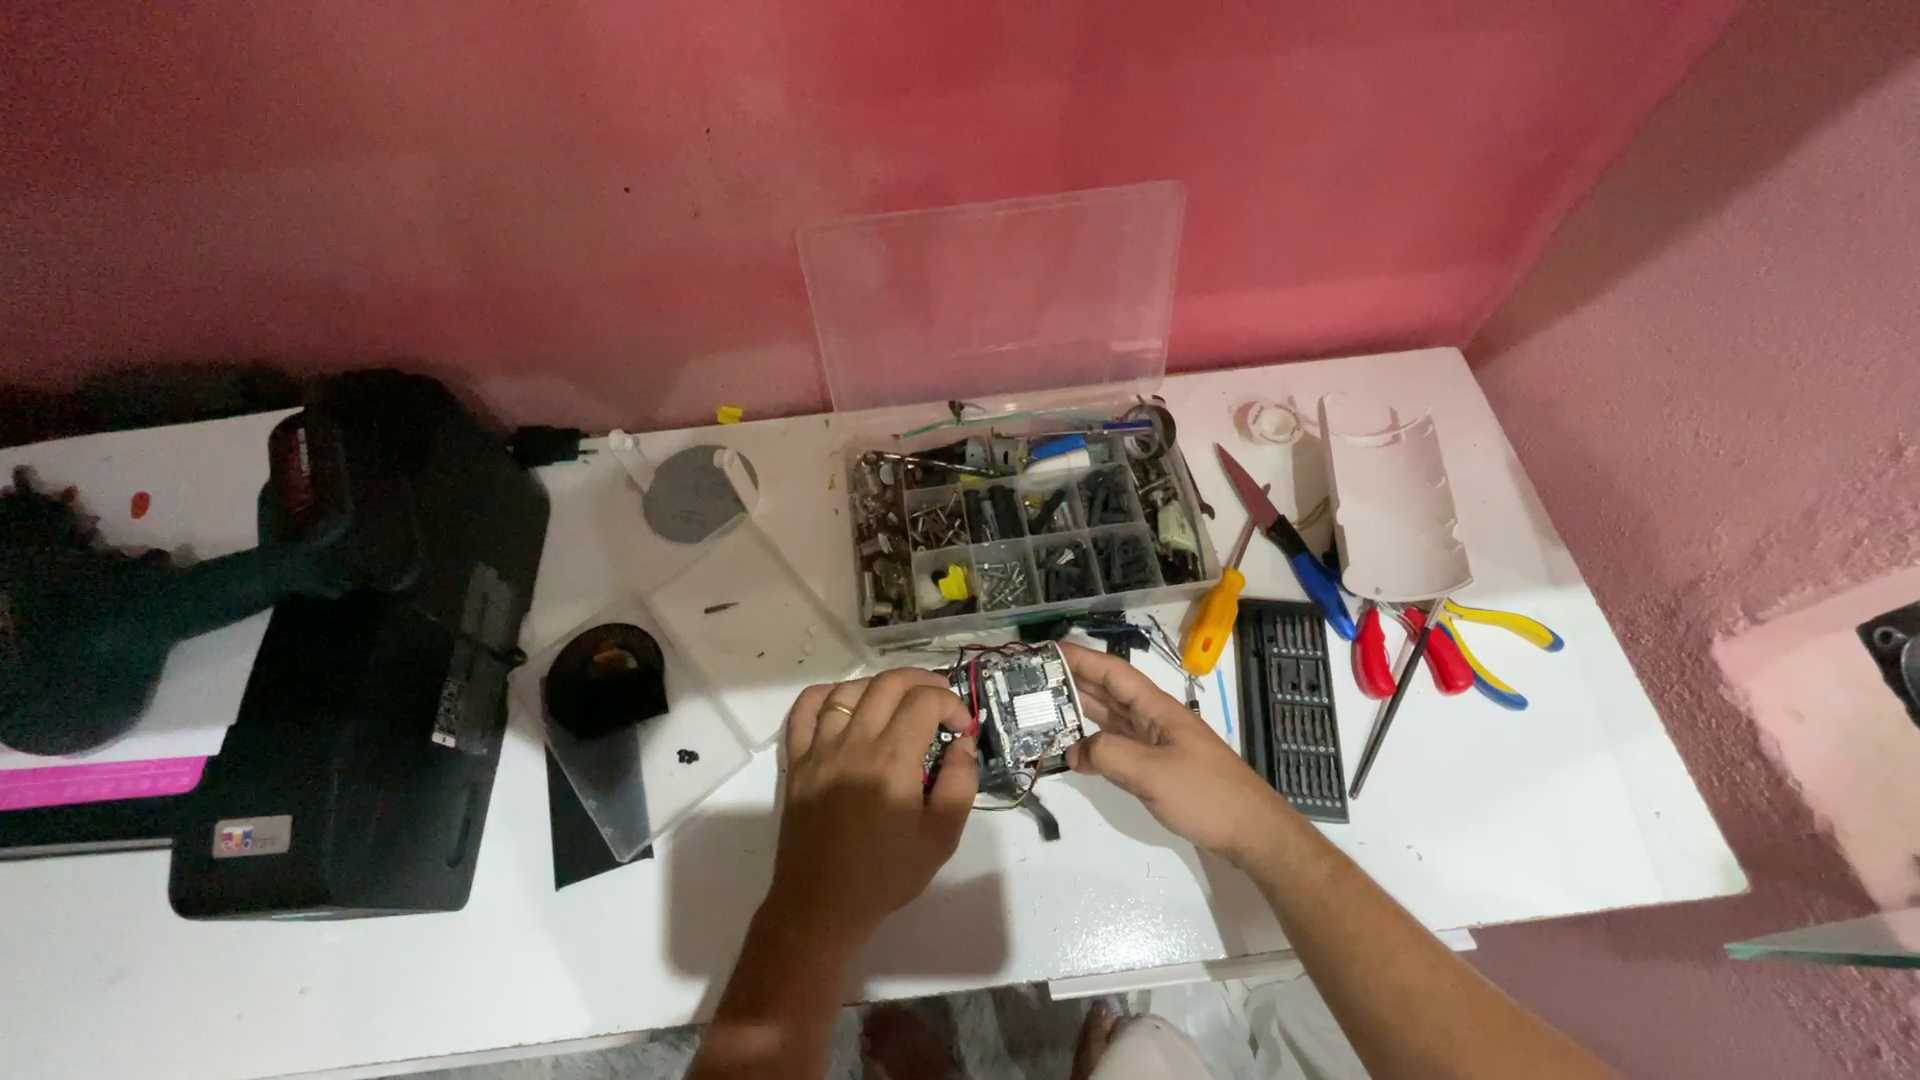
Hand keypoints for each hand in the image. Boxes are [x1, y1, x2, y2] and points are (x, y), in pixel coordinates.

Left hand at [768, 669, 978, 946]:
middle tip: (940, 700)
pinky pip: (805, 710)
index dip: (952, 704)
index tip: (962, 729)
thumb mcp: (941, 838)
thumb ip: (960, 784)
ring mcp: (820, 749)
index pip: (925, 701)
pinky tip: (847, 702)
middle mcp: (855, 744)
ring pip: (849, 690)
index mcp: (892, 761)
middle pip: (889, 683)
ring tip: (900, 700)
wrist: (822, 905)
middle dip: (922, 681)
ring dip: (881, 685)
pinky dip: (827, 695)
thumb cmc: (886, 875)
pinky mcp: (797, 761)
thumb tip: (963, 744)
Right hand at [1061, 642, 1290, 862]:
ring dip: (1081, 710)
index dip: (1081, 658)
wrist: (1252, 832)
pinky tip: (1075, 748)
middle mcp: (1154, 719)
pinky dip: (1094, 743)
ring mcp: (1156, 743)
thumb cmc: (1206, 795)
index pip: (1113, 672)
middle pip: (1109, 691)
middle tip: (1034, 679)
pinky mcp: (1157, 767)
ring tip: (1045, 707)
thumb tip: (1072, 751)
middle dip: (1074, 680)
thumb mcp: (1152, 773)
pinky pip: (1118, 744)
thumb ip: (1108, 755)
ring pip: (1111, 717)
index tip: (1048, 650)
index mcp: (1157, 708)